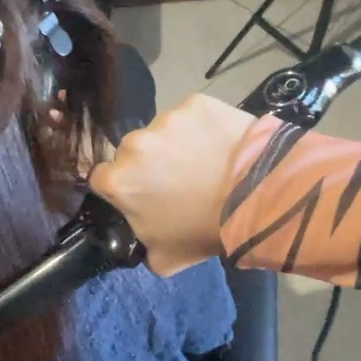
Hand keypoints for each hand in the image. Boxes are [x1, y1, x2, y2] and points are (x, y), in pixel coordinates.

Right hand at [88, 94, 257, 275]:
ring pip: (161, 132)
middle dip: (146, 163)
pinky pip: (191, 115)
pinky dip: (201, 127)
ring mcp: (166, 120)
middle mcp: (134, 145)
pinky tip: (218, 144)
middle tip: (175, 179)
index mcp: (118, 182)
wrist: (258, 198)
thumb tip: (143, 233)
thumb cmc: (203, 230)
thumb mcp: (163, 257)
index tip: (140, 194)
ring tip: (202, 161)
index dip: (120, 187)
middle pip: (130, 152)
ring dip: (173, 144)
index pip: (101, 178)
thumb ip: (140, 244)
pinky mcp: (196, 103)